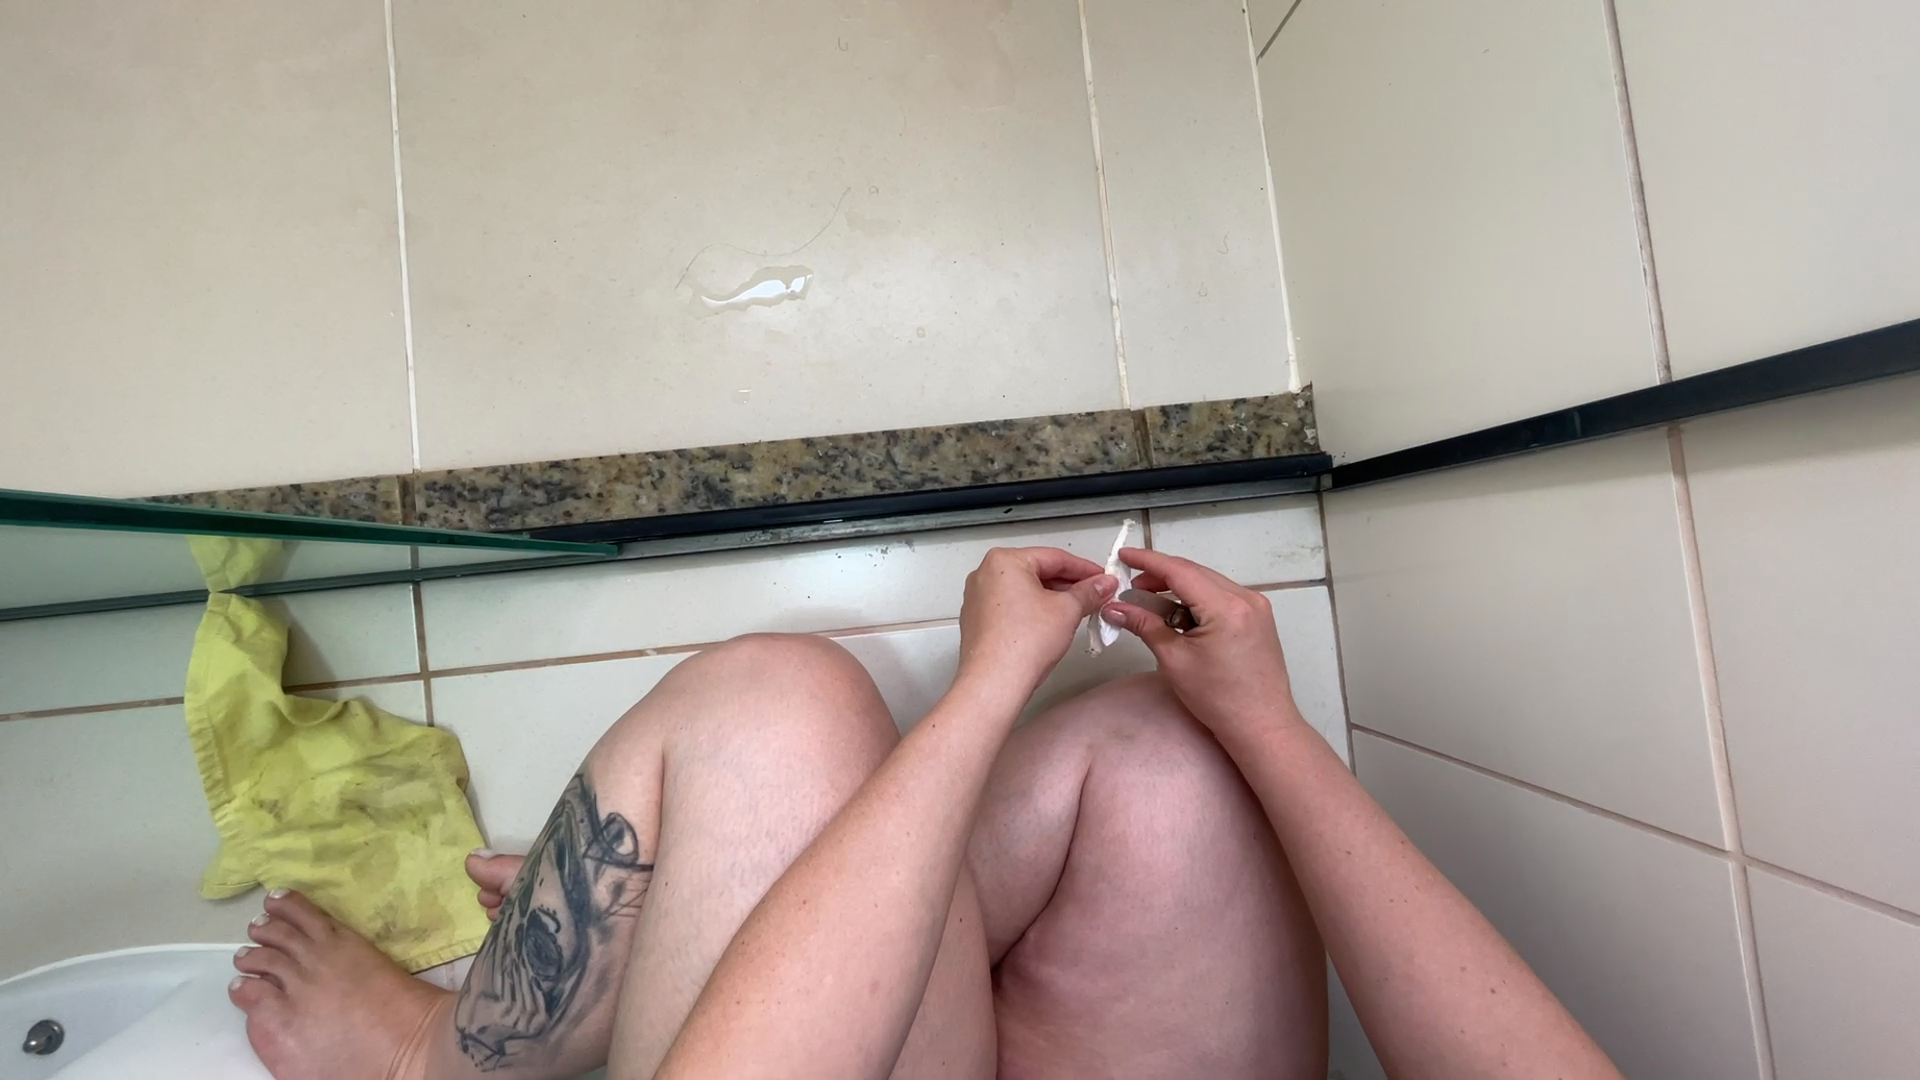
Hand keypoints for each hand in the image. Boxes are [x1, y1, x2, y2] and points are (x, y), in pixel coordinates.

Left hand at [957, 547, 1116, 697]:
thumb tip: (1103, 584)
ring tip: (1078, 611)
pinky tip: (1051, 624)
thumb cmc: (1023, 642)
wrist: (995, 681)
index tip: (1103, 578)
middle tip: (1095, 595)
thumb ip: (1088, 592)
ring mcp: (977, 598)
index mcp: (1004, 561)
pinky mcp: (977, 621)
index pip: (1054, 557)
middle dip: (1069, 585)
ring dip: (1052, 598)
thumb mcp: (1067, 610)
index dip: (1085, 569)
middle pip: (1037, 572)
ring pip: (1024, 590)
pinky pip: (1011, 607)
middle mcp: (985, 574)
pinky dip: (1032, 611)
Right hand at [1099, 548, 1303, 744]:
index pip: (1179, 571)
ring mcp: (1255, 607)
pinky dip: (1195, 598)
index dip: (1148, 561)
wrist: (1262, 726)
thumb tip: (1113, 608)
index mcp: (1226, 607)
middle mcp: (1246, 598)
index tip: (1123, 556)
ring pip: (1207, 582)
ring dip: (1177, 587)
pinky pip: (1220, 595)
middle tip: (1130, 586)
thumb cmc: (1217, 698)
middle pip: (1194, 572)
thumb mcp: (1174, 660)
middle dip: (1160, 575)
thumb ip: (1145, 626)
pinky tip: (1177, 613)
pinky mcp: (1257, 618)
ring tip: (1149, 600)